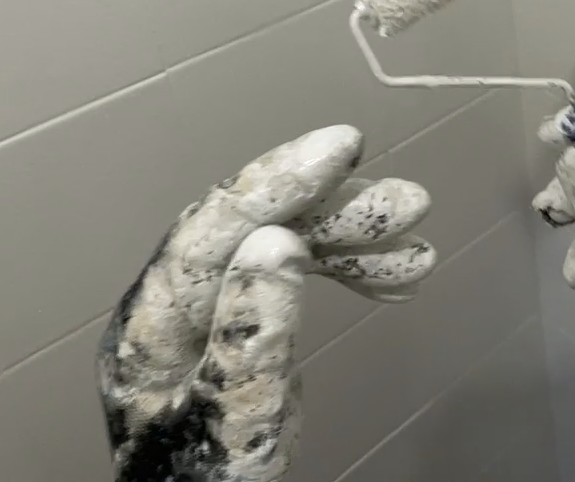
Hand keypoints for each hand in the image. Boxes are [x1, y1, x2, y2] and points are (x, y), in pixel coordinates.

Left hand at [99, 125, 436, 481]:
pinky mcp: (248, 311)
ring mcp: (216, 301)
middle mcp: (182, 295)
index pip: (213, 228)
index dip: (280, 180)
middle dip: (338, 212)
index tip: (343, 145)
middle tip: (412, 204)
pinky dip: (351, 270)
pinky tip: (395, 276)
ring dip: (355, 240)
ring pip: (289, 241)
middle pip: (261, 227)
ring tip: (419, 252)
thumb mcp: (229, 429)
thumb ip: (248, 340)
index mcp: (154, 319)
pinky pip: (301, 270)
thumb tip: (279, 240)